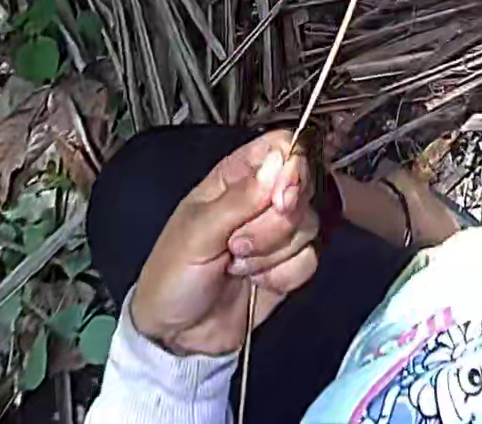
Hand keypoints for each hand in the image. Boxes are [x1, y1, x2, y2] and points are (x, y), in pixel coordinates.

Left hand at [128, 131, 319, 356]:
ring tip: (237, 263)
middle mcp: (262, 196)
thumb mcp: (197, 231)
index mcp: (236, 174)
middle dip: (275, 222)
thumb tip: (277, 162)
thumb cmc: (172, 273)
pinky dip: (284, 275)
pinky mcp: (288, 262)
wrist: (176, 335)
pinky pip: (309, 259)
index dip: (292, 166)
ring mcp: (277, 230)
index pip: (282, 146)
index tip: (280, 198)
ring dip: (272, 253)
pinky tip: (256, 281)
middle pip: (302, 187)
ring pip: (307, 224)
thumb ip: (240, 198)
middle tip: (238, 242)